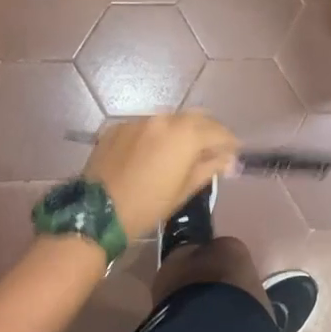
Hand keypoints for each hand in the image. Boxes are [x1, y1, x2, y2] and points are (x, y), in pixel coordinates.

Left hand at [84, 113, 239, 237]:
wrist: (96, 213)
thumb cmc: (147, 206)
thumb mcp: (184, 190)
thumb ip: (209, 167)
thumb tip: (228, 159)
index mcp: (185, 135)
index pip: (218, 131)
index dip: (229, 142)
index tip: (234, 154)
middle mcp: (164, 119)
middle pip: (196, 118)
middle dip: (208, 131)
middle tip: (212, 150)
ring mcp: (138, 121)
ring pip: (170, 120)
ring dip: (181, 132)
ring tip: (182, 151)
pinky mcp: (118, 127)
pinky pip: (146, 126)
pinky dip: (156, 136)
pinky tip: (153, 154)